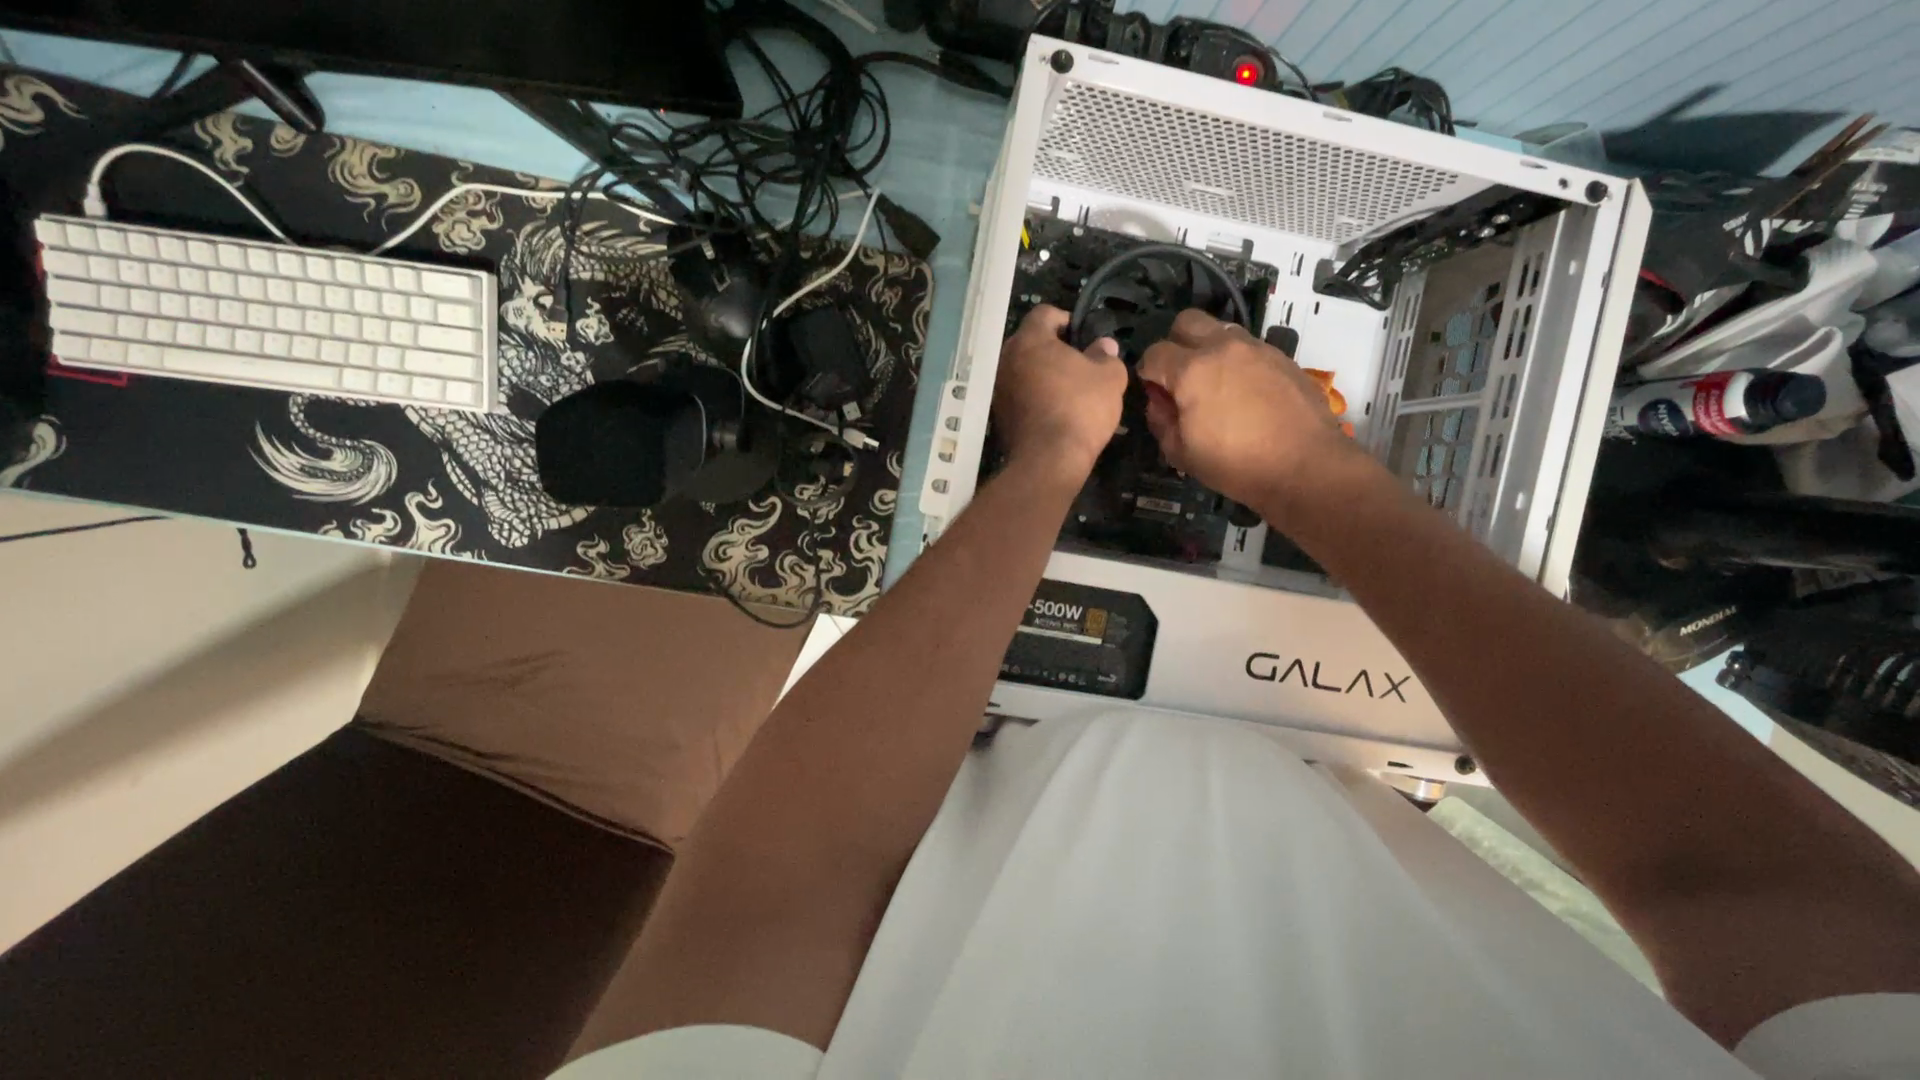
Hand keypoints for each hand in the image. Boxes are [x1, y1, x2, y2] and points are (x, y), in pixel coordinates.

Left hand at [992, 305, 1126, 477]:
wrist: (1049, 460)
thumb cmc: (1081, 408)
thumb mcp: (1109, 377)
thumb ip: (1106, 355)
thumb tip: (1103, 346)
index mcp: (1030, 340)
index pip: (1045, 313)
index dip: (1066, 320)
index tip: (1083, 337)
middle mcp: (1006, 359)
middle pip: (1030, 342)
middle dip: (1053, 349)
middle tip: (1078, 363)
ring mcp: (999, 388)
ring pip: (1023, 370)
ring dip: (1042, 374)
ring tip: (1067, 390)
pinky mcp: (998, 415)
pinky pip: (1019, 395)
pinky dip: (1034, 397)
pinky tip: (1054, 412)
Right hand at [1138, 309, 1366, 514]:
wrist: (1306, 465)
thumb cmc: (1237, 464)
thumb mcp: (1182, 453)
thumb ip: (1161, 421)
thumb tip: (1159, 401)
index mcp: (1191, 370)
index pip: (1154, 353)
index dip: (1147, 372)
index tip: (1153, 391)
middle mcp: (1222, 347)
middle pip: (1186, 321)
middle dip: (1175, 343)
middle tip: (1179, 376)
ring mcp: (1256, 348)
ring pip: (1220, 330)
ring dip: (1208, 348)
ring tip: (1214, 383)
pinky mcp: (1282, 357)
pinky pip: (1249, 347)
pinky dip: (1238, 361)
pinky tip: (1245, 393)